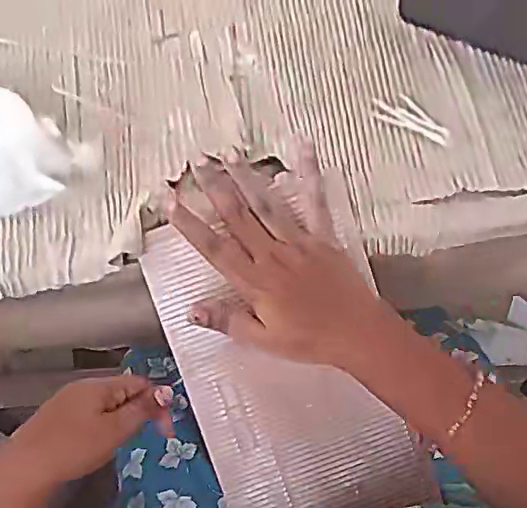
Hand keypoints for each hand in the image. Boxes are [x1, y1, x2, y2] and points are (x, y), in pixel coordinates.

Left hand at [0, 375, 173, 502]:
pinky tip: (97, 446)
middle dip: (140, 412)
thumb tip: (164, 392)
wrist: (26, 468)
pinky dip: (102, 427)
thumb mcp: (115, 430)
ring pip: (106, 405)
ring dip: (122, 421)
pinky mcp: (57, 419)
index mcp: (98, 385)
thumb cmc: (73, 449)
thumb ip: (141, 410)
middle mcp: (81, 388)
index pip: (140, 383)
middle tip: (146, 438)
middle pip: (123, 392)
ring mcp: (66, 402)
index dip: (158, 403)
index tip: (166, 432)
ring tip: (121, 443)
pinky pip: (90, 416)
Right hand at [165, 148, 417, 372]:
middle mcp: (273, 256)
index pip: (215, 249)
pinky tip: (301, 147)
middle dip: (213, 188)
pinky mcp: (322, 239)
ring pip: (266, 204)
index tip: (171, 203)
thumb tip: (192, 311)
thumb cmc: (310, 341)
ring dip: (245, 177)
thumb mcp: (264, 340)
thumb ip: (228, 322)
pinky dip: (308, 173)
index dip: (190, 225)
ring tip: (228, 153)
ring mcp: (298, 244)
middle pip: (237, 217)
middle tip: (195, 162)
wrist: (355, 333)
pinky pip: (313, 201)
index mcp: (256, 283)